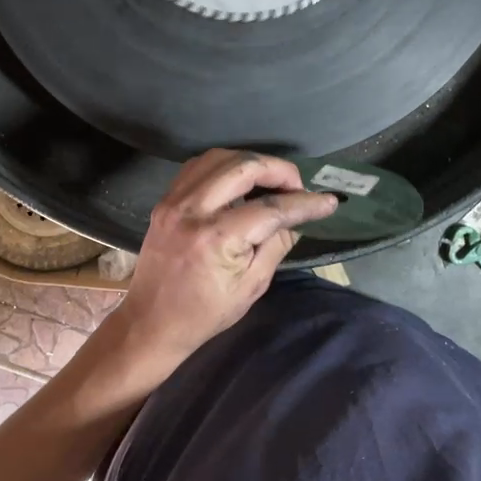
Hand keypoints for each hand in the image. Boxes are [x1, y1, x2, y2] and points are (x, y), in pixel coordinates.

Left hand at [111, 150, 337, 357]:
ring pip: (219, 158)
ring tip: (271, 182)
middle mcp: (192, 210)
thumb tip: (298, 216)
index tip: (328, 202)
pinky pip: (198, 167)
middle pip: (244, 166)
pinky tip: (239, 182)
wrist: (152, 321)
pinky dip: (224, 167)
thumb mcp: (251, 286)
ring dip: (251, 163)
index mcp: (216, 238)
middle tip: (297, 186)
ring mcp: (174, 202)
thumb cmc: (205, 313)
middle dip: (279, 170)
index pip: (270, 208)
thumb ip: (276, 244)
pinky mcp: (165, 201)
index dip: (304, 203)